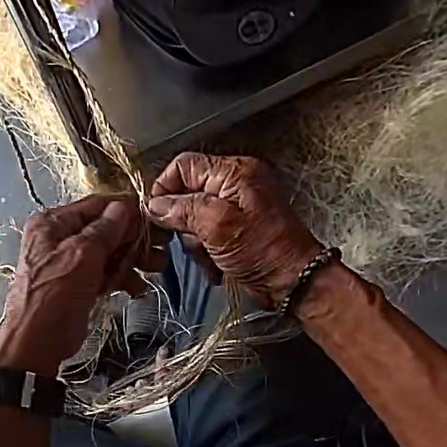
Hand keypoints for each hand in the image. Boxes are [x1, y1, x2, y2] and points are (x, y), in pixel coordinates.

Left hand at [0, 196, 156, 374]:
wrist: (37, 342)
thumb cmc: (54, 296)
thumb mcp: (82, 255)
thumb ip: (106, 229)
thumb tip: (124, 207)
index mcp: (52, 223)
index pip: (96, 206)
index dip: (126, 211)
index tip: (153, 219)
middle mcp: (58, 239)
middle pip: (104, 230)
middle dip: (133, 239)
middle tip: (161, 246)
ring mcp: (68, 263)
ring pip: (107, 254)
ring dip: (132, 260)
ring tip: (157, 267)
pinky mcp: (77, 286)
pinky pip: (103, 274)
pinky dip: (120, 279)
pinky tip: (138, 288)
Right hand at [145, 153, 323, 307]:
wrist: (292, 281)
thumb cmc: (264, 251)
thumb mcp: (218, 225)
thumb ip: (183, 209)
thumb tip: (155, 205)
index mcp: (234, 172)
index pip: (184, 166)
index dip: (165, 188)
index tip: (156, 215)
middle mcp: (233, 185)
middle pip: (185, 193)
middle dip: (182, 221)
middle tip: (193, 239)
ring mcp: (233, 208)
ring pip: (191, 219)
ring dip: (194, 242)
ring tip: (209, 254)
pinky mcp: (234, 230)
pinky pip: (204, 235)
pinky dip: (204, 251)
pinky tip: (215, 263)